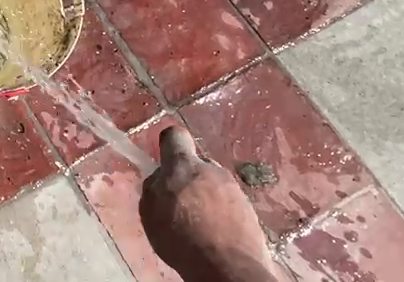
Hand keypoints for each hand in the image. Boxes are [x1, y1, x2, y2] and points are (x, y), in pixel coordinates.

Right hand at [139, 127, 282, 281]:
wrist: (228, 270)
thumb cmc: (180, 237)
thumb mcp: (150, 210)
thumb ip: (154, 186)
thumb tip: (161, 178)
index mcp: (183, 165)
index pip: (175, 136)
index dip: (169, 145)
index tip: (166, 161)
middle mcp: (213, 171)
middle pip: (199, 165)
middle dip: (192, 179)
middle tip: (184, 204)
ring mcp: (236, 193)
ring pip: (217, 187)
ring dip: (210, 199)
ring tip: (203, 225)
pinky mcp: (254, 215)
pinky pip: (233, 208)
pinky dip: (225, 217)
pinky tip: (218, 237)